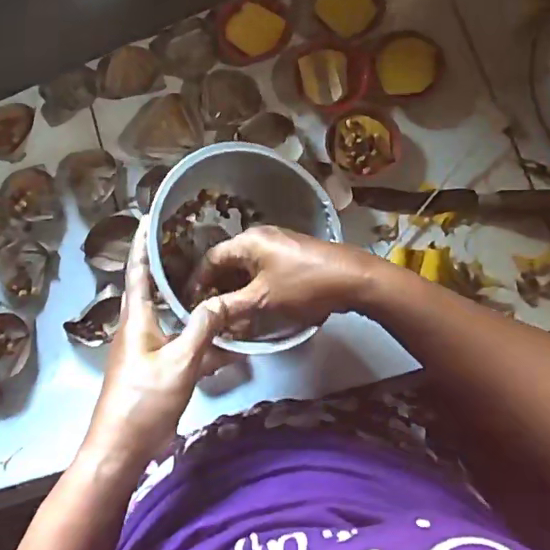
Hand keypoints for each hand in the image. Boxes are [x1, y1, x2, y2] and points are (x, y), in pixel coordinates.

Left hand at [83, 224, 230, 470]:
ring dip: (191, 308)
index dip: (142, 244)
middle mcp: (137, 328)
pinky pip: (180, 347)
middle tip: (193, 248)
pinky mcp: (155, 371)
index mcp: (135, 318)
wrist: (120, 446)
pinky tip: (228, 349)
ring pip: (172, 320)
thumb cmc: (143, 400)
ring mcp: (145, 350)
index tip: (148, 217)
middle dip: (170, 269)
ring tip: (219, 293)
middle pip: (153, 290)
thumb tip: (221, 300)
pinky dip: (200, 344)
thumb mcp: (178, 363)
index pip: (137, 271)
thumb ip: (201, 330)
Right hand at [183, 227, 380, 339]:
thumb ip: (229, 306)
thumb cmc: (305, 286)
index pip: (209, 259)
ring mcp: (278, 242)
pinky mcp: (294, 252)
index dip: (197, 281)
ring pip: (246, 266)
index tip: (191, 302)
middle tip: (211, 310)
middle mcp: (258, 235)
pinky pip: (263, 267)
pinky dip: (254, 284)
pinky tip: (258, 302)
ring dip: (237, 287)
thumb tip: (202, 314)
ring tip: (233, 310)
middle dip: (217, 286)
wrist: (358, 280)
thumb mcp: (262, 300)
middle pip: (227, 261)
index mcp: (246, 241)